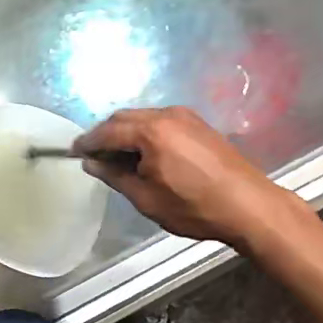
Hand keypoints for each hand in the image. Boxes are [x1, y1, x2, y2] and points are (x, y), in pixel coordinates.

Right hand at [76, 107, 308, 248]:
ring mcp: (187, 117)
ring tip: (119, 159)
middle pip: (125, 118)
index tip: (74, 152)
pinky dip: (146, 133)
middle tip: (94, 157)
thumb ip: (116, 176)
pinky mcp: (200, 124)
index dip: (88, 142)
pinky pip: (162, 122)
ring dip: (127, 133)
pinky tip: (146, 155)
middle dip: (106, 134)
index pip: (108, 131)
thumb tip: (93, 163)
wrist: (248, 205)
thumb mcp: (147, 198)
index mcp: (151, 131)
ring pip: (144, 118)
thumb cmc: (194, 207)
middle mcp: (168, 115)